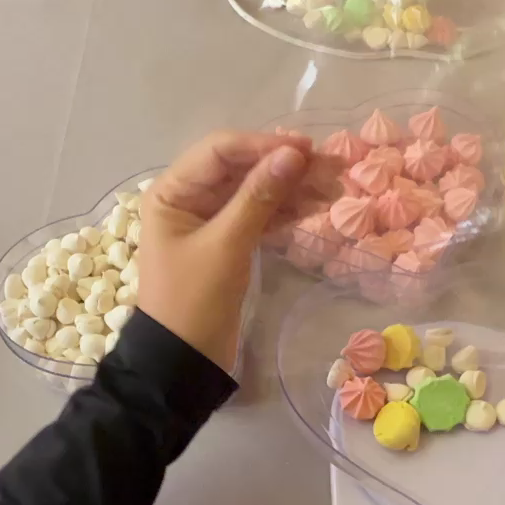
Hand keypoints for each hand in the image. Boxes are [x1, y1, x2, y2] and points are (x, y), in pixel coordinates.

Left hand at [138, 131, 308, 369]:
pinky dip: (284, 211)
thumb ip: (259, 197)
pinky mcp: (227, 241)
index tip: (307, 149)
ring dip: (290, 187)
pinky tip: (314, 208)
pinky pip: (257, 214)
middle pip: (240, 167)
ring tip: (332, 187)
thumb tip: (294, 154)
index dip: (263, 144)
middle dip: (283, 165)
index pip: (220, 150)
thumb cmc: (195, 300)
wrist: (184, 360)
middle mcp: (188, 197)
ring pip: (253, 190)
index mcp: (172, 191)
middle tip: (331, 167)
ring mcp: (208, 219)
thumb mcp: (226, 245)